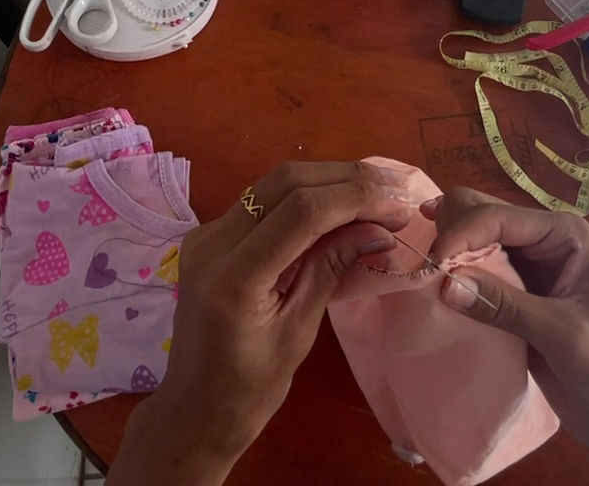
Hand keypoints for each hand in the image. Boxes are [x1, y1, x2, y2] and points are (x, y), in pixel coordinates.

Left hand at [106, 161, 416, 485]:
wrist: (191, 411)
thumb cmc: (248, 391)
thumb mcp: (299, 334)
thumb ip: (332, 270)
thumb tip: (380, 229)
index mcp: (234, 277)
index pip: (301, 212)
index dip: (354, 198)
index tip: (398, 204)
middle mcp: (212, 242)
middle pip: (285, 182)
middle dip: (345, 178)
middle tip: (394, 187)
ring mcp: (206, 233)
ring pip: (273, 183)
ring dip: (327, 179)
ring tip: (375, 189)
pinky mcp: (210, 234)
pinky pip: (262, 200)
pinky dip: (305, 195)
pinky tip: (338, 202)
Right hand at [426, 188, 588, 485]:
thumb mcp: (561, 336)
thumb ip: (505, 306)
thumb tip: (444, 284)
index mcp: (564, 234)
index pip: (499, 217)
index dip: (462, 234)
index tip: (432, 265)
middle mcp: (543, 237)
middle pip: (481, 213)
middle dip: (451, 233)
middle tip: (425, 268)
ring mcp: (527, 261)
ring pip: (472, 236)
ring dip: (448, 249)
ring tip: (426, 274)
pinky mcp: (512, 288)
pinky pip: (473, 265)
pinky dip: (453, 270)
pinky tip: (436, 282)